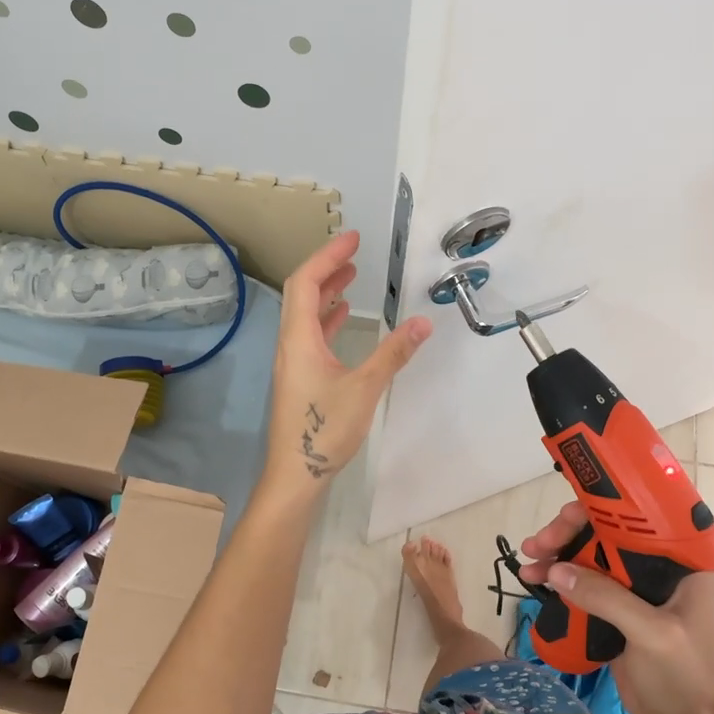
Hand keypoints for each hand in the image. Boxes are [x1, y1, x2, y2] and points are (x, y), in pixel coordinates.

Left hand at [263, 231, 431, 491]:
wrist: (295, 474)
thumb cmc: (324, 430)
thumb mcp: (365, 388)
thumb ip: (393, 353)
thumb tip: (423, 322)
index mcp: (298, 339)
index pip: (306, 282)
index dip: (328, 256)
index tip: (353, 239)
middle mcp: (290, 344)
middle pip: (302, 294)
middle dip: (327, 268)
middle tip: (353, 251)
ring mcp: (292, 362)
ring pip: (305, 316)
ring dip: (327, 293)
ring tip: (352, 277)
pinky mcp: (299, 379)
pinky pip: (311, 336)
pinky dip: (327, 320)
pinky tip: (344, 317)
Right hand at [519, 501, 713, 713]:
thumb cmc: (683, 676)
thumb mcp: (651, 634)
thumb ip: (607, 598)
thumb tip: (556, 570)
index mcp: (682, 563)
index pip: (643, 519)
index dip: (607, 506)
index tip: (571, 510)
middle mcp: (658, 567)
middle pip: (607, 532)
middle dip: (569, 532)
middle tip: (538, 543)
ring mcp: (634, 587)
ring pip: (589, 555)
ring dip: (557, 554)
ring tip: (527, 563)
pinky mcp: (614, 608)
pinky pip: (581, 582)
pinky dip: (557, 578)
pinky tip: (533, 579)